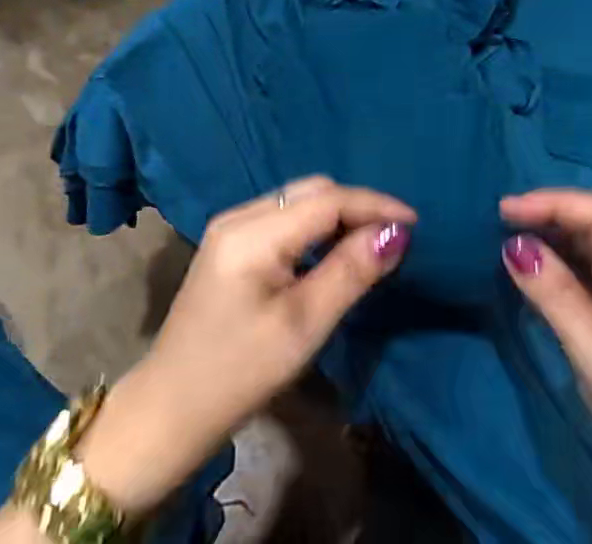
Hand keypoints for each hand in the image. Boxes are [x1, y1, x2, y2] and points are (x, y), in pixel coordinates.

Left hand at [77, 177, 414, 513]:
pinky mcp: (227, 244)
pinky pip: (279, 218)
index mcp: (251, 232)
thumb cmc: (241, 370)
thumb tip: (395, 233)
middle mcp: (237, 216)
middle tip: (395, 236)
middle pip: (307, 191)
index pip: (324, 199)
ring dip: (334, 213)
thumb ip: (348, 272)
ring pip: (293, 201)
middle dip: (354, 205)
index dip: (373, 205)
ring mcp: (227, 228)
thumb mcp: (303, 325)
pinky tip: (331, 248)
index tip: (417, 223)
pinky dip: (312, 225)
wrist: (175, 401)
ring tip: (371, 241)